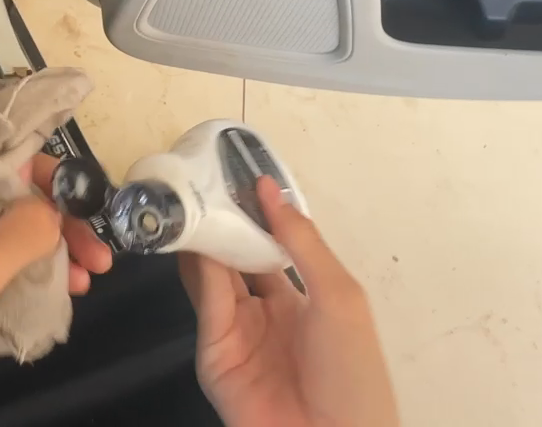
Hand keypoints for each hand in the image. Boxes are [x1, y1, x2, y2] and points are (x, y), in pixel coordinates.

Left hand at [0, 145, 113, 426]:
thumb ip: (23, 229)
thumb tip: (60, 208)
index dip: (35, 159)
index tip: (79, 186)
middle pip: (9, 182)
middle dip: (55, 212)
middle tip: (94, 244)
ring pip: (13, 219)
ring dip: (54, 242)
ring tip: (91, 272)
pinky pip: (6, 252)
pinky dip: (37, 265)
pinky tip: (69, 286)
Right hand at [180, 177, 398, 426]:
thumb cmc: (351, 370)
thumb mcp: (338, 296)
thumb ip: (300, 240)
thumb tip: (268, 185)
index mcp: (298, 297)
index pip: (267, 244)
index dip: (252, 211)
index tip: (232, 171)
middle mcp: (263, 309)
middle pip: (234, 254)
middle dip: (220, 220)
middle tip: (200, 179)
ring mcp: (236, 330)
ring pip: (213, 272)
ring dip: (203, 236)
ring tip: (189, 198)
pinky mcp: (213, 351)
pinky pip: (206, 300)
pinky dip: (198, 266)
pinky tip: (196, 237)